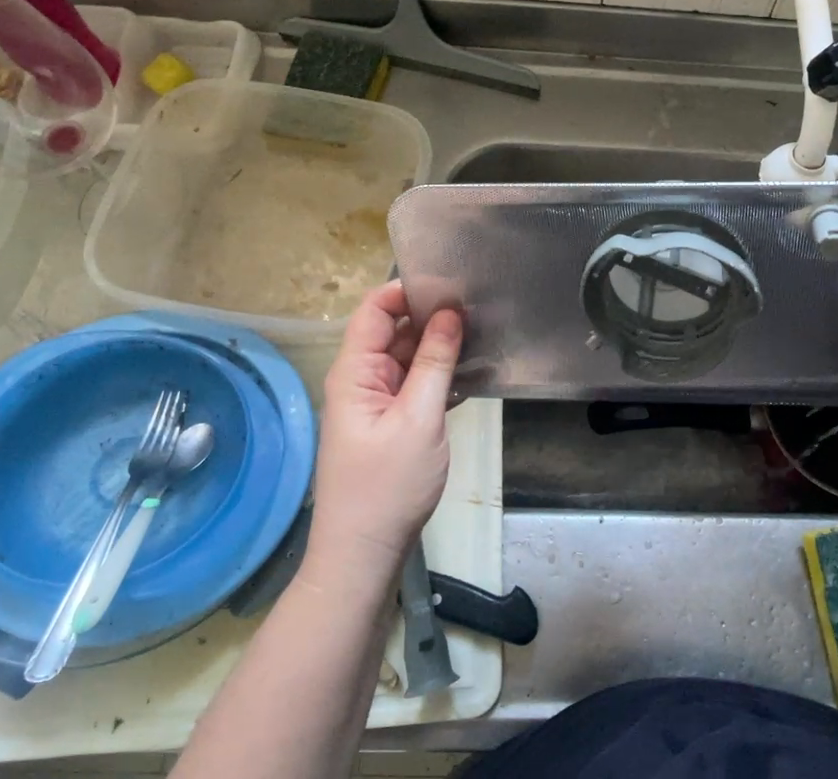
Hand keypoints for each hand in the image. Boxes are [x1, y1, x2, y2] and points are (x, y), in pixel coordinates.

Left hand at [315, 282, 461, 563]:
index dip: (407, 291)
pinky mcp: (390, 424)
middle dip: (430, 317)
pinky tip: (471, 374)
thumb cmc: (388, 484)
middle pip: (392, 332)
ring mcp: (375, 403)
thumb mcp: (419, 418)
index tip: (452, 285)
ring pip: (406, 360)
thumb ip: (434, 362)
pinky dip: (438, 376)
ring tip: (483, 334)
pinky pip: (413, 386)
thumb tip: (450, 313)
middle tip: (479, 307)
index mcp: (354, 372)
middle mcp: (360, 380)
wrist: (364, 552)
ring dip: (438, 348)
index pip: (374, 310)